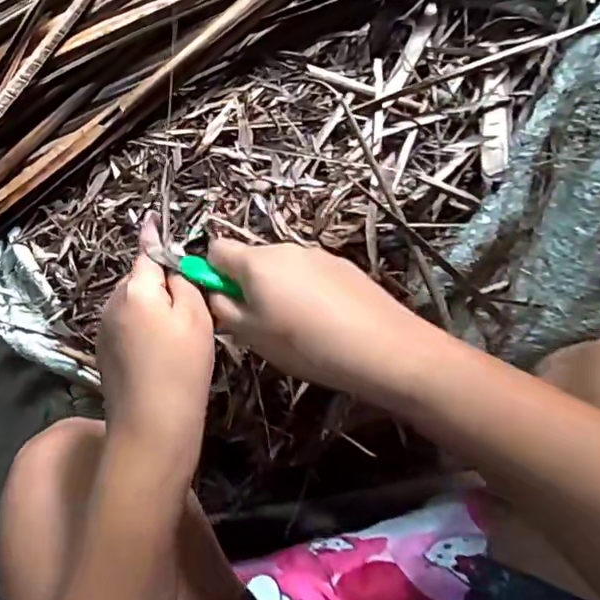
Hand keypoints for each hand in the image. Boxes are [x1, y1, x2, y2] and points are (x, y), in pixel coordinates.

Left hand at [96, 217, 214, 453]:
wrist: (151, 427)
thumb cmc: (182, 368)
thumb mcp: (196, 318)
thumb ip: (183, 283)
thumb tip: (171, 268)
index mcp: (135, 289)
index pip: (147, 253)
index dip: (155, 238)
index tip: (154, 220)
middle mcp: (112, 302)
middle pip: (140, 278)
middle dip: (160, 283)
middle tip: (191, 306)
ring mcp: (104, 327)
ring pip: (133, 302)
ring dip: (151, 306)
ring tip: (179, 335)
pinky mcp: (104, 349)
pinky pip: (126, 324)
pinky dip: (142, 327)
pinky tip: (160, 352)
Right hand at [203, 239, 459, 399]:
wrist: (387, 350)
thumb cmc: (307, 344)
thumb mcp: (251, 335)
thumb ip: (223, 308)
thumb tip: (215, 292)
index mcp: (255, 262)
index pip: (215, 248)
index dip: (213, 273)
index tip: (225, 301)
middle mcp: (284, 248)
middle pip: (251, 259)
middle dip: (248, 285)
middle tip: (261, 323)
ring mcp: (317, 255)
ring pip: (281, 268)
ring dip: (279, 290)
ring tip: (298, 328)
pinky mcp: (343, 267)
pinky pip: (310, 275)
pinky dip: (308, 293)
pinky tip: (326, 323)